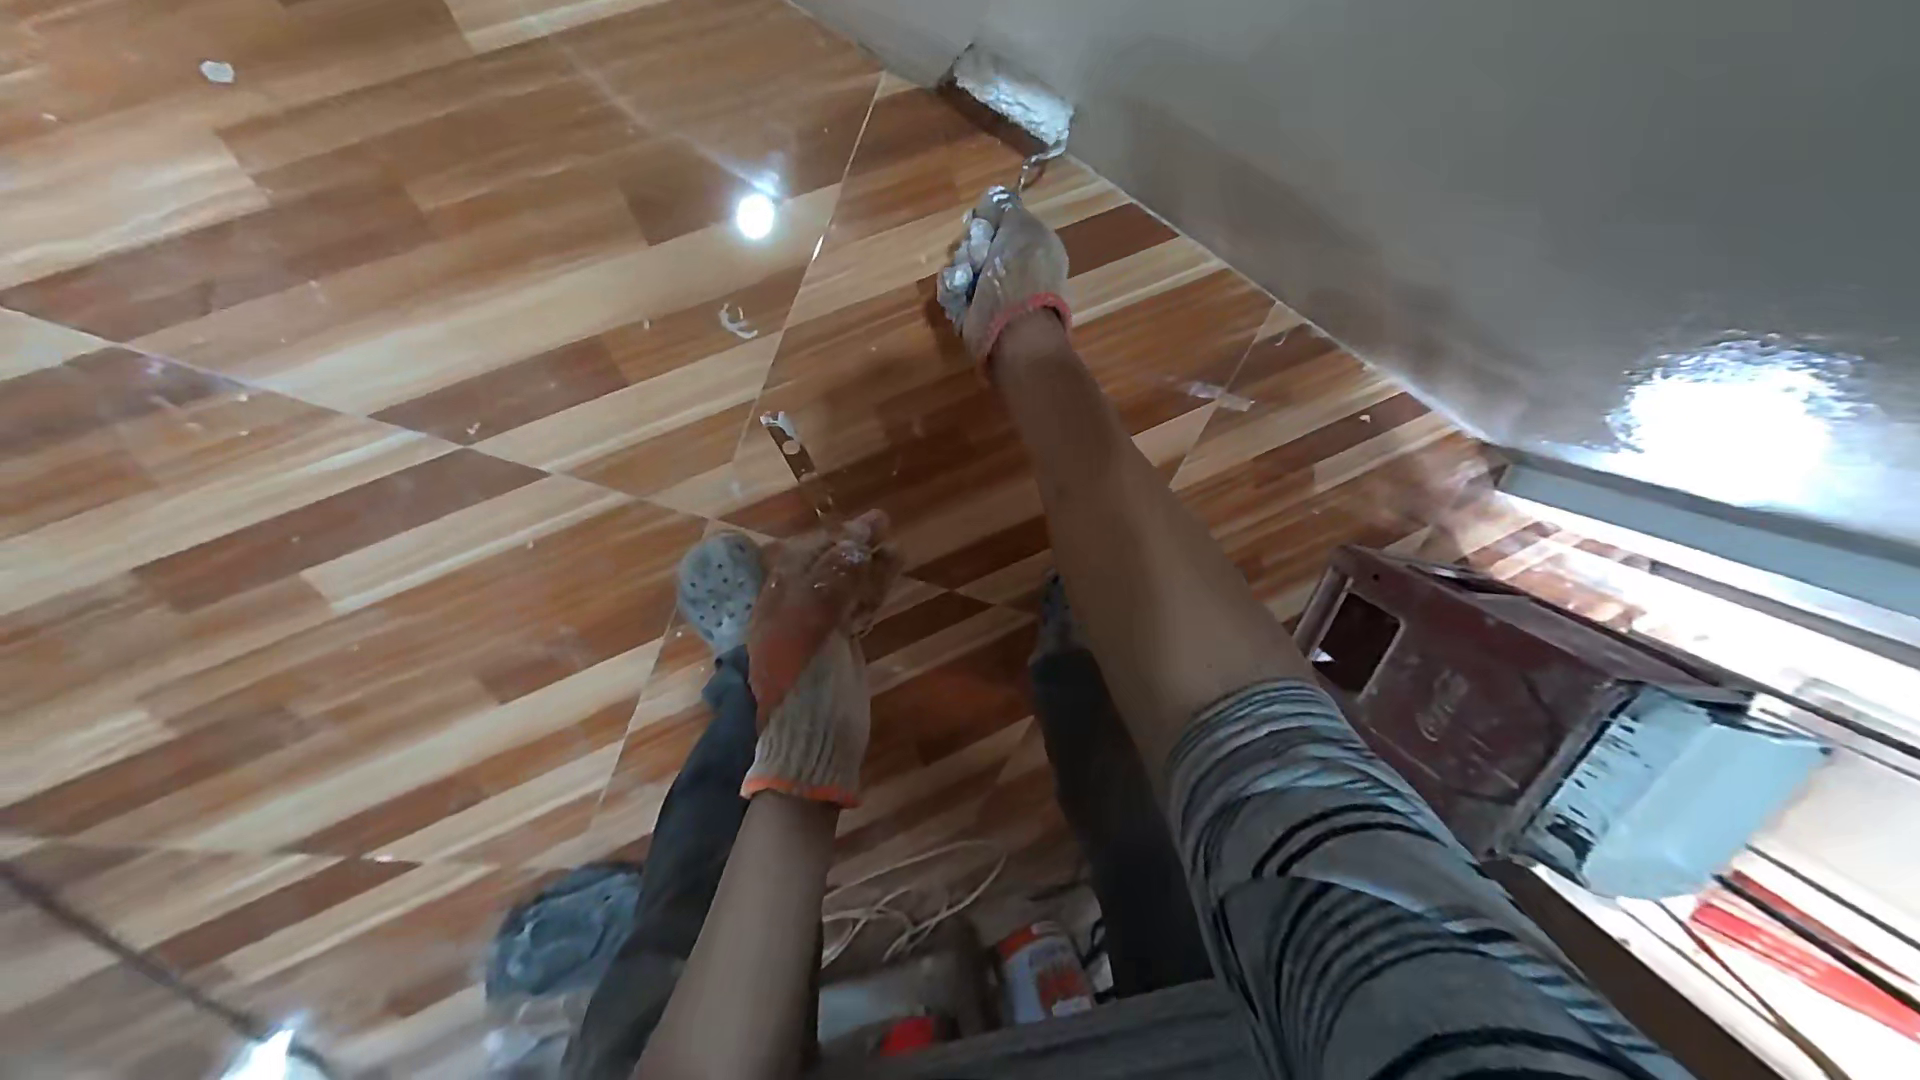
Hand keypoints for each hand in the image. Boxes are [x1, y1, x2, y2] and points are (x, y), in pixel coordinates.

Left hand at [741, 511, 901, 806]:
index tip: (866, 523)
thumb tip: (856, 538)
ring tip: (896, 546)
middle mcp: (796, 611)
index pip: (804, 556)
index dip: (834, 536)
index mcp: (777, 603)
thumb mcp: (811, 625)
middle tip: (883, 523)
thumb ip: (833, 580)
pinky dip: (875, 590)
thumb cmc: (802, 683)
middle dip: (854, 545)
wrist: (812, 743)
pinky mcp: (843, 647)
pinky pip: (860, 608)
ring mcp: (821, 629)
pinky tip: (891, 574)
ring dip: (870, 565)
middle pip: (827, 566)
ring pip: (848, 586)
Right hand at [937, 186, 1070, 363]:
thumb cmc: (1022, 275)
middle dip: (971, 246)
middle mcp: (1012, 269)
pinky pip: (951, 288)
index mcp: (1030, 248)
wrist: (1013, 329)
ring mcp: (991, 292)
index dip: (988, 221)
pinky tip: (961, 293)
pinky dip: (952, 288)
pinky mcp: (971, 312)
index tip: (984, 224)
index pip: (999, 223)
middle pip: (976, 243)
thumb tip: (992, 199)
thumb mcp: (1023, 228)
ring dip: (960, 267)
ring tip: (968, 279)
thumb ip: (1007, 209)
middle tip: (978, 257)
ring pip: (960, 264)